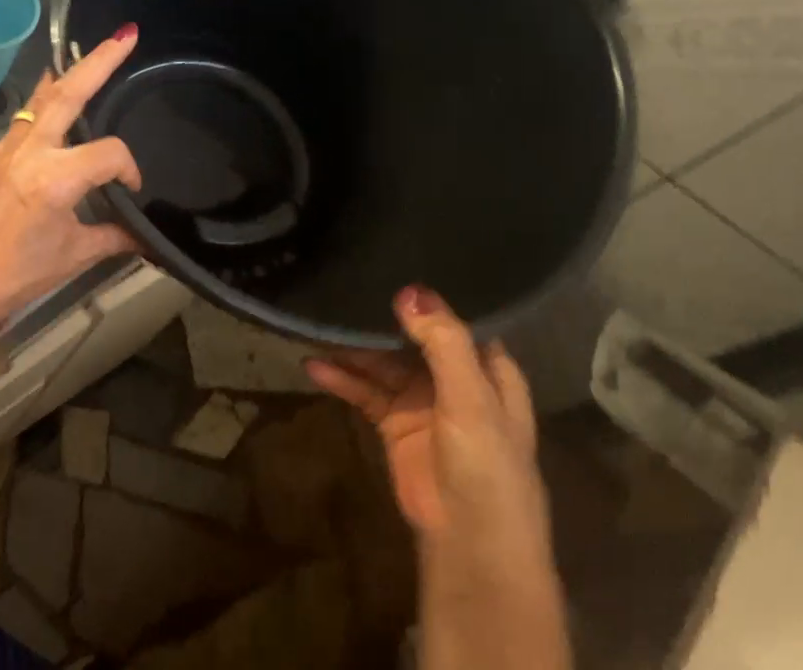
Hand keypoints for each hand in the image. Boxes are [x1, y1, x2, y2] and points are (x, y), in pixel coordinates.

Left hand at [0, 26, 144, 334]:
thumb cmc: (20, 275)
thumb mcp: (76, 255)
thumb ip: (114, 236)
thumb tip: (145, 236)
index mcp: (55, 179)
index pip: (109, 154)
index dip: (129, 170)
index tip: (131, 192)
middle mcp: (30, 153)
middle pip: (67, 94)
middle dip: (98, 61)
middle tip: (125, 35)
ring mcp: (7, 150)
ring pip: (41, 100)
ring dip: (68, 74)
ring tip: (92, 52)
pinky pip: (26, 118)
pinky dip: (46, 101)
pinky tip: (57, 98)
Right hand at [305, 288, 568, 669]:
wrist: (470, 540)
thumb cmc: (486, 467)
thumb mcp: (469, 399)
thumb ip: (443, 344)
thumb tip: (409, 291)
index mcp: (488, 371)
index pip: (459, 321)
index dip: (429, 298)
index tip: (391, 263)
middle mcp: (455, 381)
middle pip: (412, 340)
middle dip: (379, 320)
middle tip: (338, 289)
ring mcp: (422, 403)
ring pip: (383, 364)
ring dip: (353, 350)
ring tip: (314, 327)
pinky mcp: (394, 425)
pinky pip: (364, 393)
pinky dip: (342, 380)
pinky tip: (314, 367)